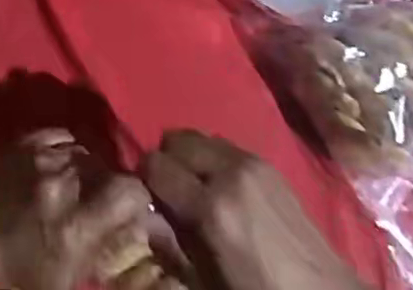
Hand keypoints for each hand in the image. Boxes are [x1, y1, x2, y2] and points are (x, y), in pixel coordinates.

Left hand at [0, 129, 152, 289]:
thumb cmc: (18, 279)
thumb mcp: (70, 277)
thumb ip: (104, 247)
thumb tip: (135, 228)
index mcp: (75, 225)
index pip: (129, 190)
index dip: (141, 201)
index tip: (140, 215)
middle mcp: (59, 181)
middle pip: (107, 167)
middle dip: (116, 186)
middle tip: (113, 207)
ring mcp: (36, 157)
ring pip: (84, 150)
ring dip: (92, 169)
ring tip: (87, 189)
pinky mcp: (19, 144)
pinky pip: (58, 135)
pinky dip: (68, 149)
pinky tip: (65, 167)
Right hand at [142, 130, 365, 289]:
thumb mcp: (209, 284)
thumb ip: (171, 246)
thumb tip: (145, 216)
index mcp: (212, 207)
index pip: (154, 165)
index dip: (146, 181)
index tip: (149, 199)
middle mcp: (229, 172)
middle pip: (174, 139)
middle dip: (168, 163)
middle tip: (173, 193)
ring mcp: (252, 163)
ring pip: (198, 137)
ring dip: (191, 158)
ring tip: (198, 189)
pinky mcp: (267, 163)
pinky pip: (224, 146)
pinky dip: (213, 160)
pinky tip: (224, 189)